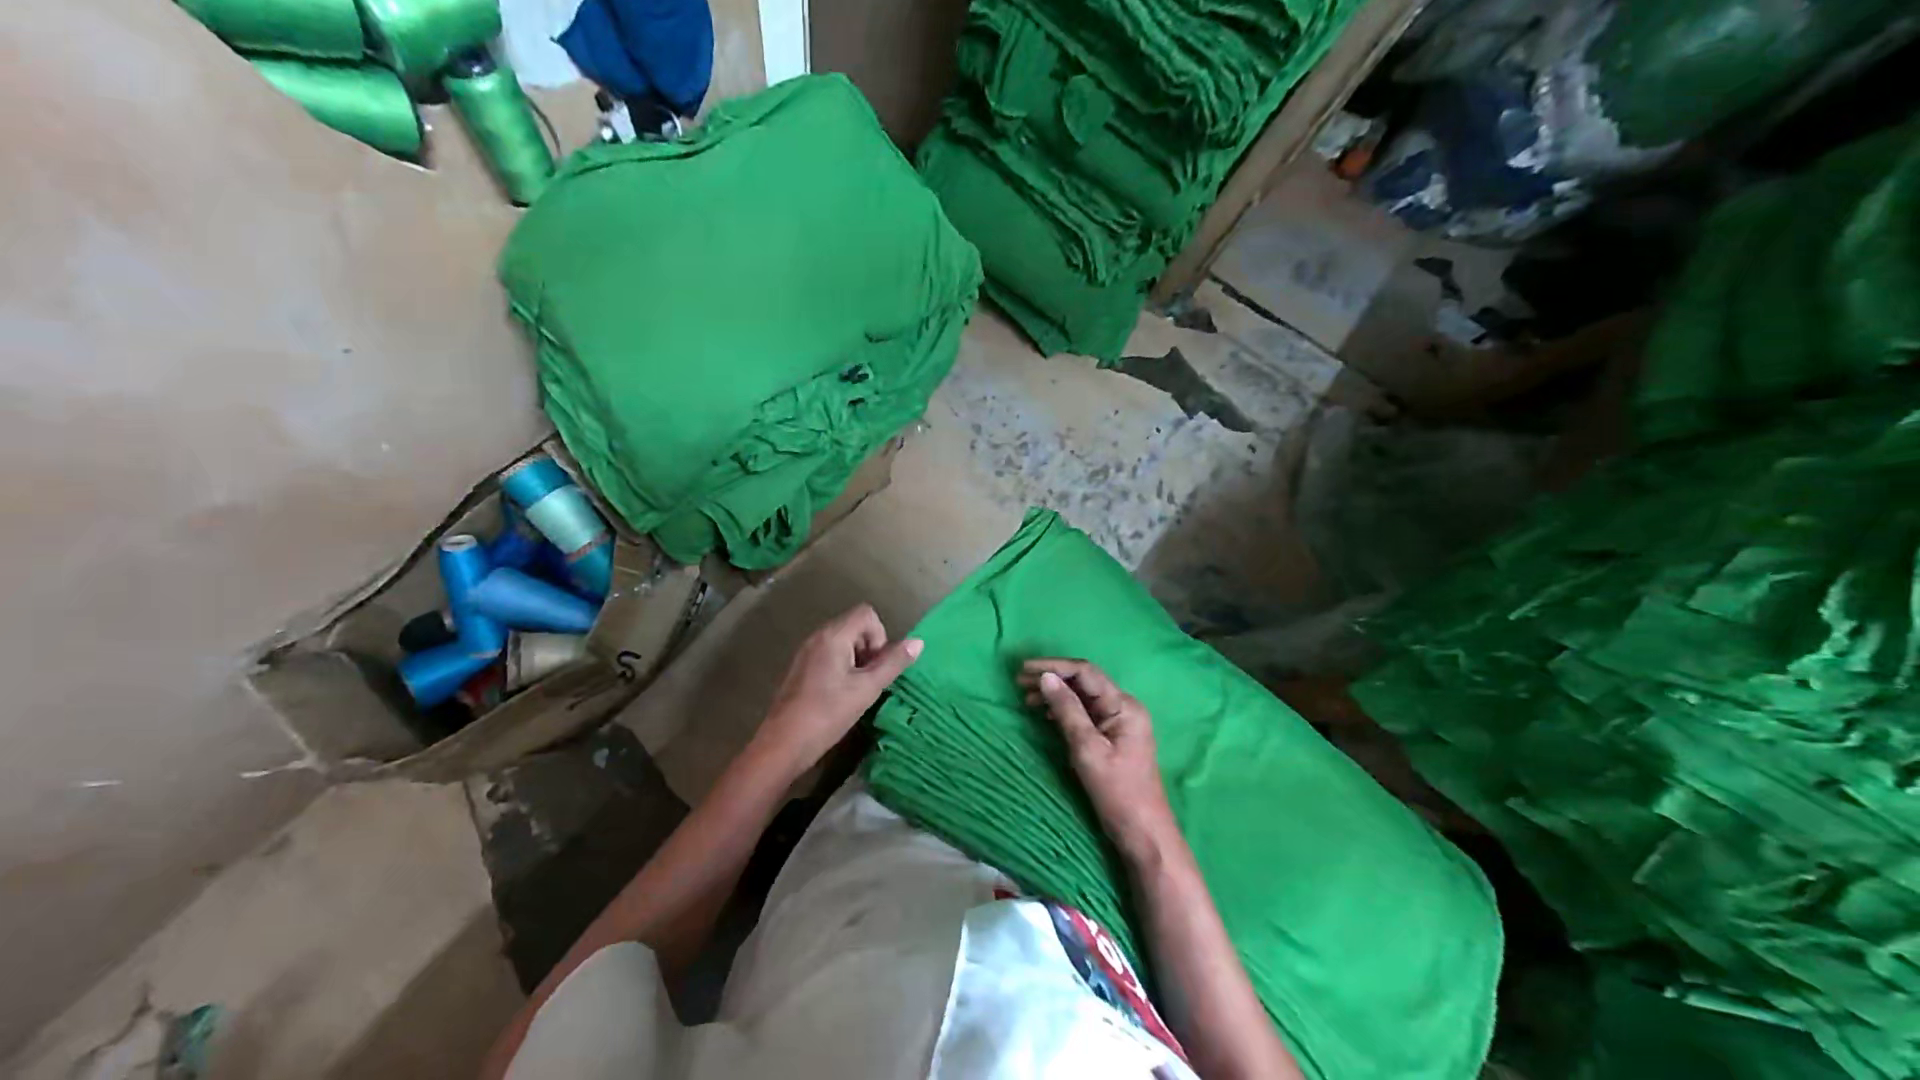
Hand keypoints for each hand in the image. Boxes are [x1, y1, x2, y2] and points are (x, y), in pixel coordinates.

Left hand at [757, 605, 921, 769]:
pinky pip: (829, 656)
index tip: (878, 666)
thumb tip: (918, 642)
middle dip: (870, 650)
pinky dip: (842, 669)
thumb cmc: (828, 714)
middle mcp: (817, 637)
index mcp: (833, 636)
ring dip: (858, 661)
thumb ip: (893, 663)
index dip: (880, 636)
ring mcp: (806, 653)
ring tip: (856, 691)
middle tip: (870, 681)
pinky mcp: (801, 670)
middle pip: (855, 626)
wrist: (783, 744)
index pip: (867, 614)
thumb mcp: (867, 689)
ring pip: (843, 643)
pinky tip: (840, 697)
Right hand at [1020, 658, 1178, 863]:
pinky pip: (1085, 713)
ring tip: (1026, 698)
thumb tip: (1047, 678)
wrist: (1143, 831)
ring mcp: (1119, 722)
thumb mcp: (1087, 749)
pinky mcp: (1112, 736)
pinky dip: (1063, 710)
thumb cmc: (1116, 791)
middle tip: (1019, 683)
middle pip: (1084, 681)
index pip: (1085, 672)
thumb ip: (1067, 710)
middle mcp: (1124, 707)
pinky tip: (1045, 714)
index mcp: (1123, 705)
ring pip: (1082, 697)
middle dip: (1052, 678)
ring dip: (1055, 694)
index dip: (1054, 666)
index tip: (1024, 669)